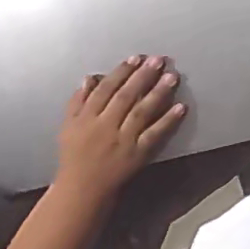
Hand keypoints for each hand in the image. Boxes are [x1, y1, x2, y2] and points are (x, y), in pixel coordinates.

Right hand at [56, 56, 188, 194]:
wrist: (82, 190)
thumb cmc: (75, 155)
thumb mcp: (68, 127)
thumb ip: (78, 101)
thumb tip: (90, 77)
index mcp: (87, 118)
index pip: (106, 89)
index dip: (121, 72)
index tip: (137, 58)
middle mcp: (104, 127)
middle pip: (125, 97)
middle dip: (143, 76)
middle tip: (159, 60)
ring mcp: (122, 140)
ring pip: (141, 112)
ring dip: (158, 93)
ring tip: (172, 76)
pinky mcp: (137, 154)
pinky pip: (154, 134)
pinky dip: (168, 120)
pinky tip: (181, 107)